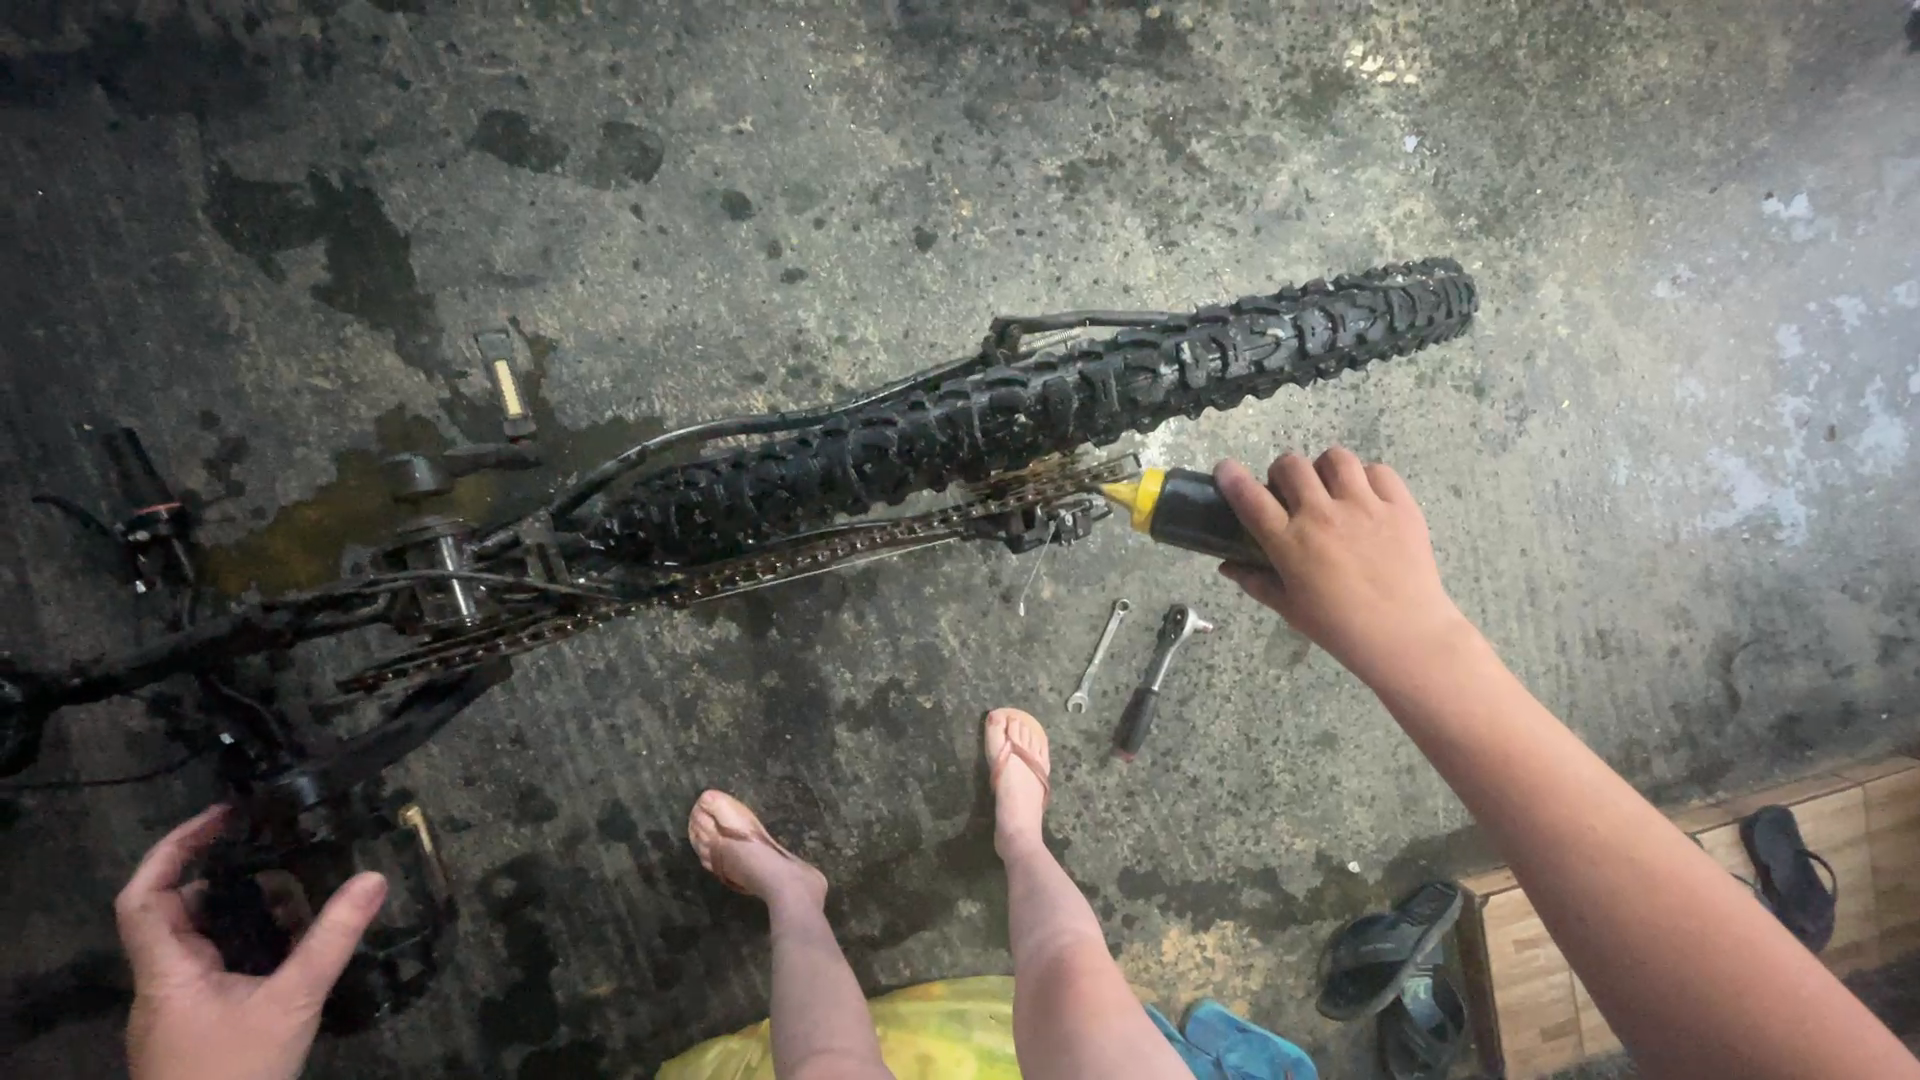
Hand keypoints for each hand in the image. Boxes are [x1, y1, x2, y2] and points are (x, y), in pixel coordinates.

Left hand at [117, 805, 387, 1079]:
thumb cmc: (234, 1069)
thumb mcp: (294, 999)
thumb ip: (333, 937)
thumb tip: (375, 876)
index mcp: (166, 972)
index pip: (144, 899)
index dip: (173, 851)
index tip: (221, 817)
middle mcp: (162, 981)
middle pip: (171, 911)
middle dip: (217, 868)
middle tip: (268, 836)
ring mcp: (178, 1001)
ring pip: (197, 935)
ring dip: (240, 901)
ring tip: (293, 875)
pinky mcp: (199, 1016)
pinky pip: (218, 958)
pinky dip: (251, 932)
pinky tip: (292, 929)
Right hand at [1214, 448, 1475, 686]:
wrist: (1405, 635)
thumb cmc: (1338, 626)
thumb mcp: (1288, 607)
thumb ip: (1255, 581)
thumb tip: (1227, 566)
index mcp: (1290, 542)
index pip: (1250, 497)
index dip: (1232, 477)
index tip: (1225, 469)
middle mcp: (1322, 515)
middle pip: (1291, 465)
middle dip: (1282, 473)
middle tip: (1289, 492)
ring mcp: (1364, 506)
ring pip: (1335, 458)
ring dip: (1323, 468)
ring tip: (1329, 488)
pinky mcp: (1400, 506)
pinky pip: (1378, 471)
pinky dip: (1366, 478)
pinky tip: (1365, 497)